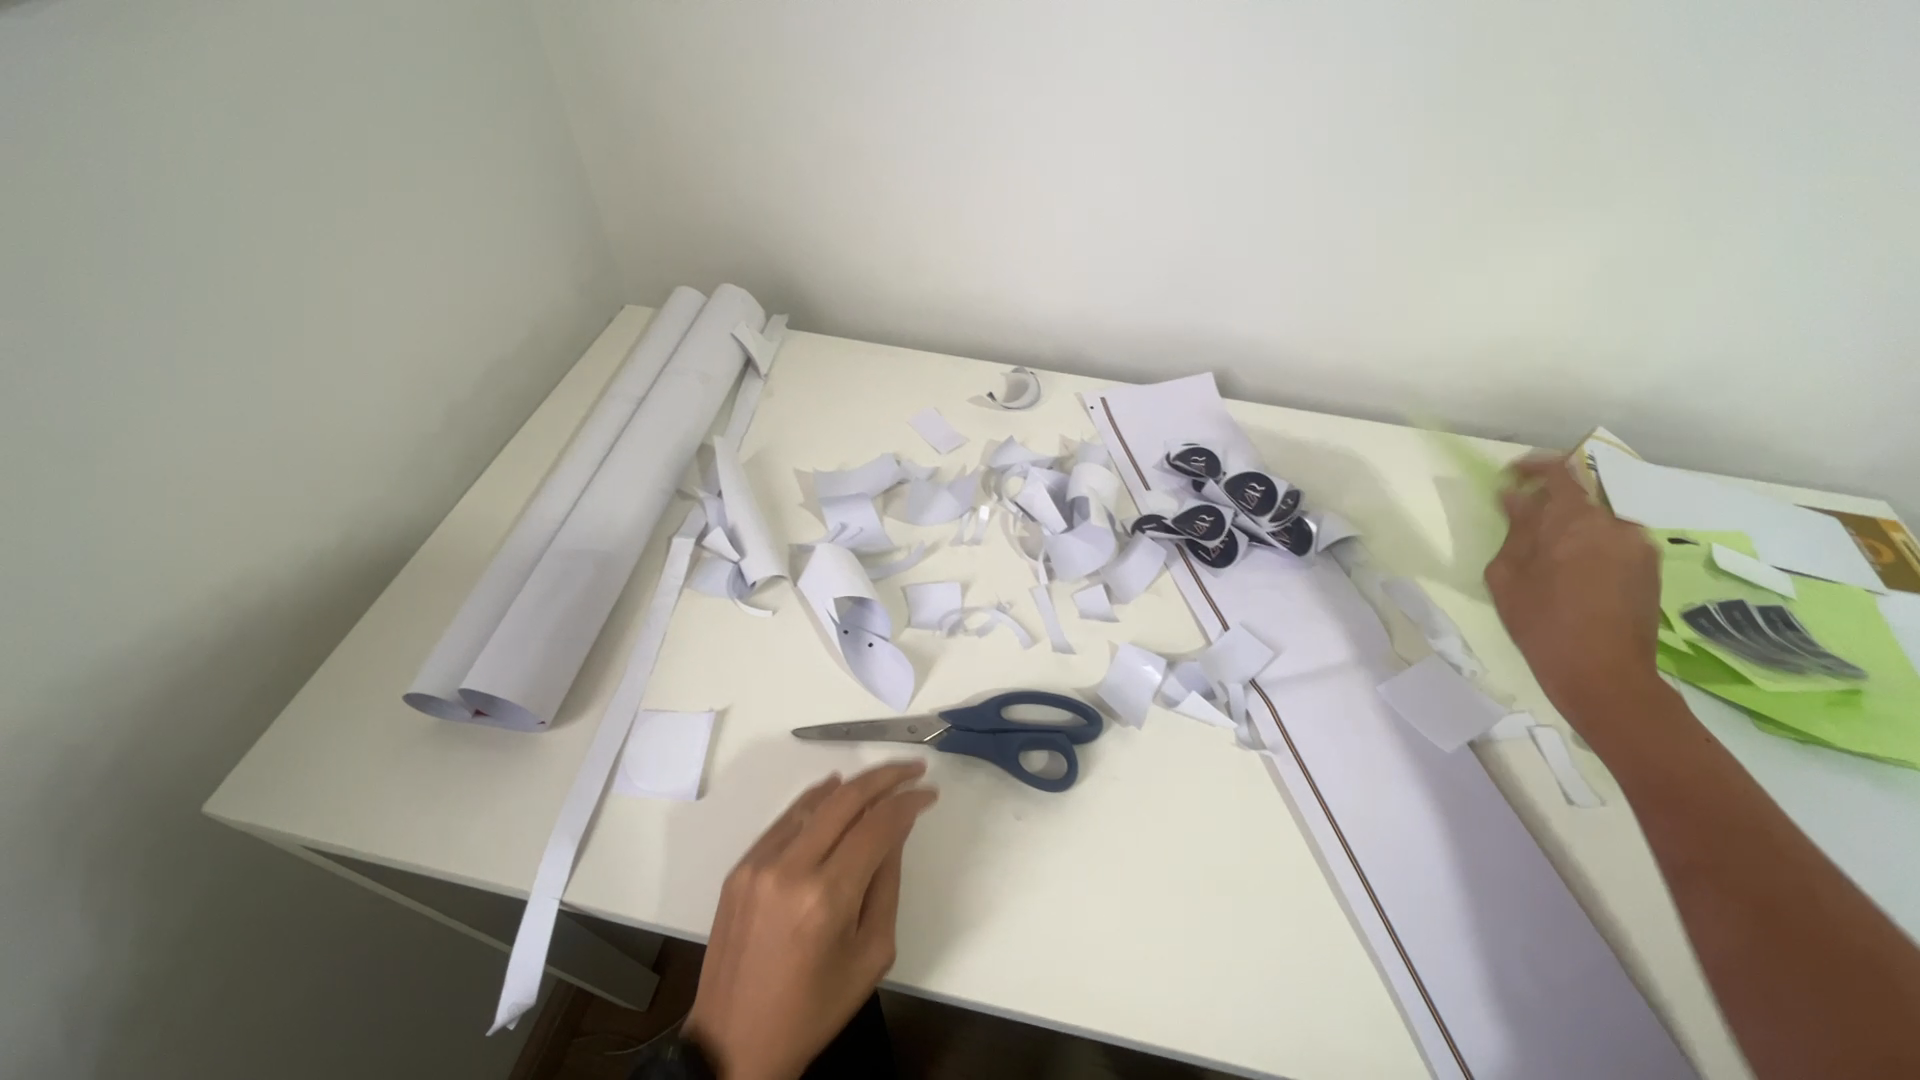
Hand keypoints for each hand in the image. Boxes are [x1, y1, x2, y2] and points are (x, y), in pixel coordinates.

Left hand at [683, 762, 937, 1079]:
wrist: (736, 1039)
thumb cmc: (815, 1008)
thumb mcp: (871, 954)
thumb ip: (886, 884)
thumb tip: (895, 830)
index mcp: (828, 897)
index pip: (877, 827)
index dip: (908, 802)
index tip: (928, 793)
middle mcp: (790, 869)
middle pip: (845, 801)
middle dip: (884, 778)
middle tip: (912, 769)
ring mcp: (759, 865)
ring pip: (812, 804)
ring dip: (850, 785)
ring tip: (881, 777)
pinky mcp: (740, 868)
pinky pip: (784, 821)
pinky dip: (813, 801)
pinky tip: (834, 792)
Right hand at [1485, 454, 1663, 734]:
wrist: (1604, 674)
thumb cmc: (1542, 624)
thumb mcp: (1508, 576)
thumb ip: (1515, 530)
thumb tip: (1517, 499)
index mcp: (1577, 519)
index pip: (1559, 471)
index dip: (1534, 466)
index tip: (1512, 475)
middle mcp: (1616, 522)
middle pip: (1581, 497)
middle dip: (1550, 505)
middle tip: (1522, 525)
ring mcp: (1639, 545)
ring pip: (1597, 522)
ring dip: (1571, 529)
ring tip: (1546, 558)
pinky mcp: (1650, 568)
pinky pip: (1613, 542)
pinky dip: (1590, 547)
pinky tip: (1571, 576)